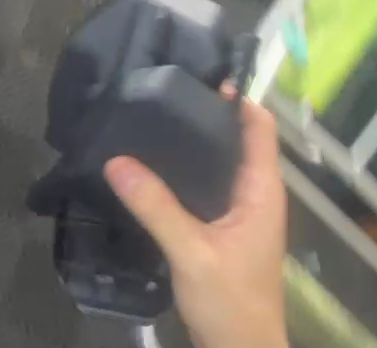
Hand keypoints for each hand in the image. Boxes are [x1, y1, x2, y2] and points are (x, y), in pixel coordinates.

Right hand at [104, 94, 287, 347]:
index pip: (260, 127)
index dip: (238, 98)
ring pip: (220, 159)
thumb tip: (115, 159)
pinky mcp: (221, 226)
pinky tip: (153, 160)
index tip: (199, 73)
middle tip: (162, 86)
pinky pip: (205, 180)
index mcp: (262, 192)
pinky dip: (185, 164)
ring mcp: (240, 211)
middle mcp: (255, 194)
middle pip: (238, 137)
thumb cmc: (231, 302)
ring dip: (194, 138)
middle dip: (207, 110)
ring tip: (152, 114)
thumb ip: (155, 206)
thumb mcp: (191, 253)